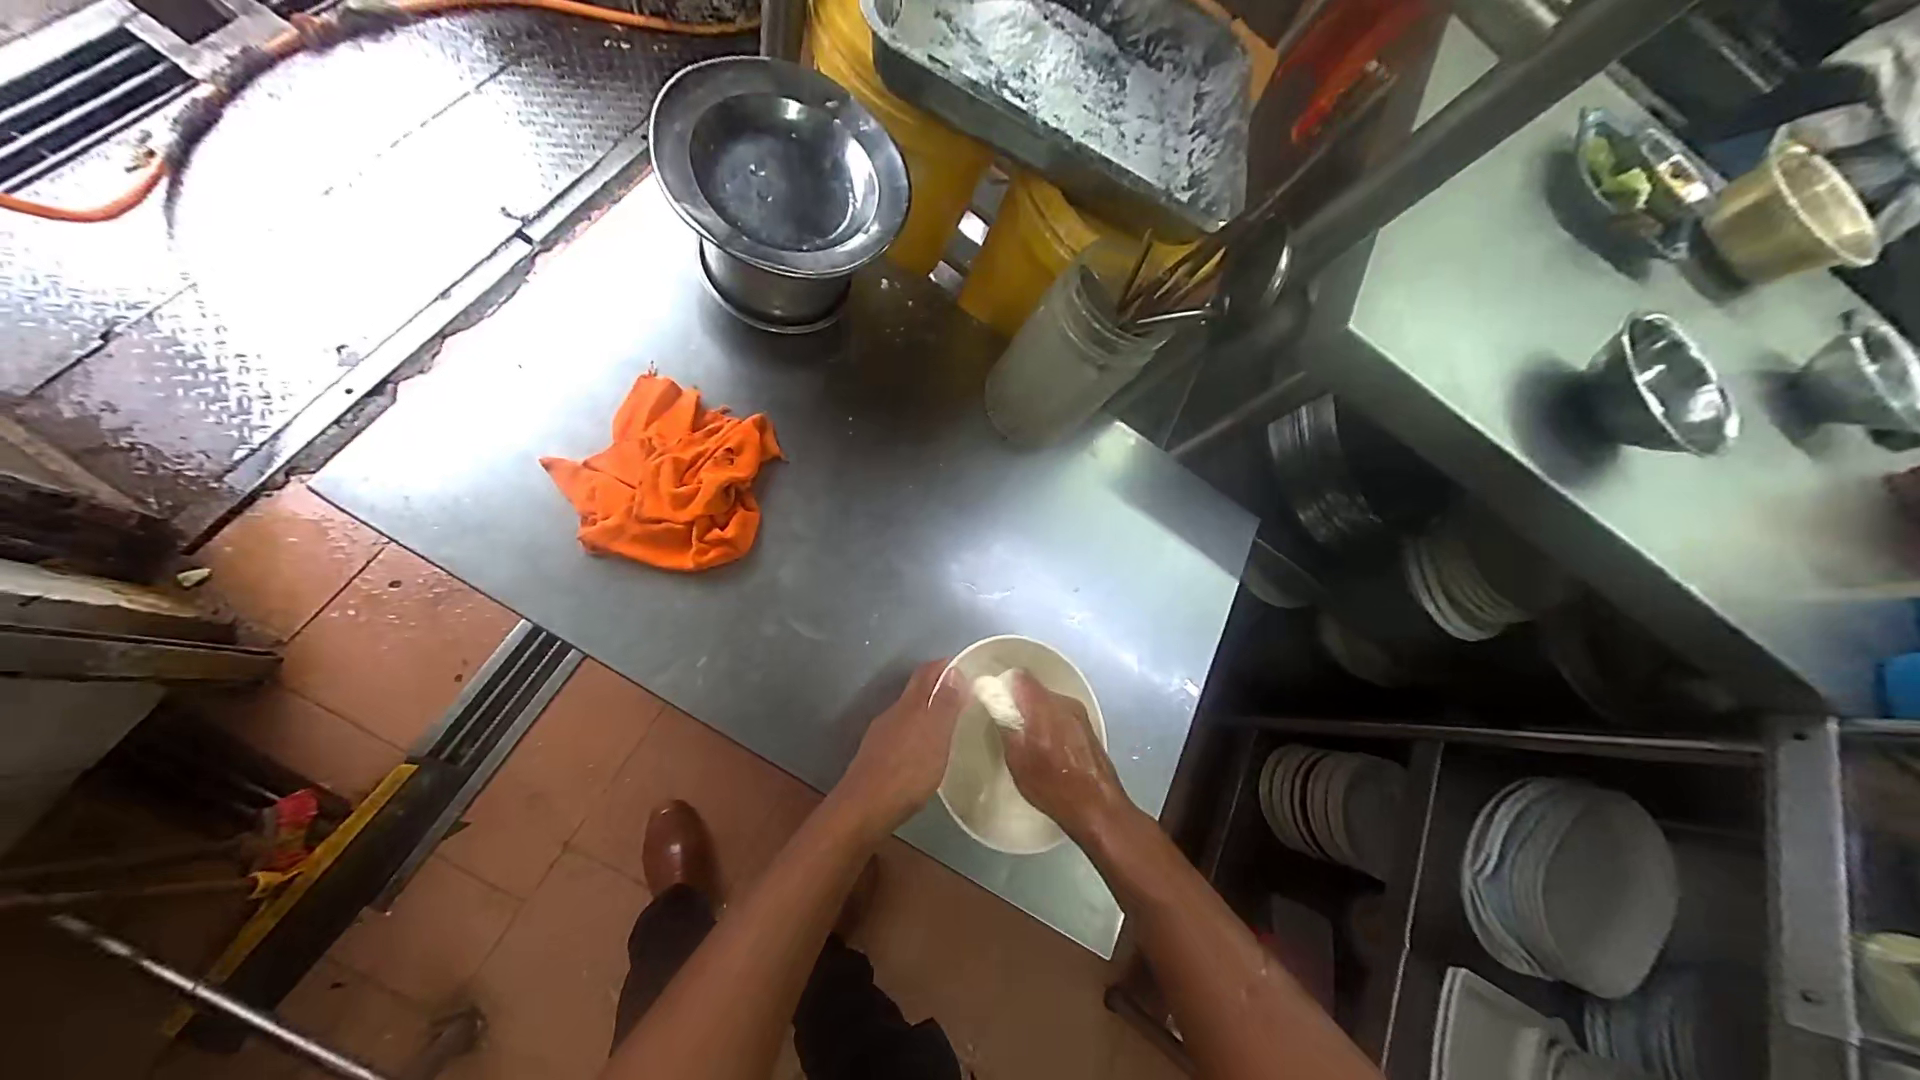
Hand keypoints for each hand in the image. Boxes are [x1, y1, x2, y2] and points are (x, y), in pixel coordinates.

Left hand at [833, 660, 965, 835]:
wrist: (863, 809)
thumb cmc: (907, 772)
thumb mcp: (936, 737)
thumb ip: (944, 704)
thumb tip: (953, 670)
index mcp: (910, 705)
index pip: (927, 673)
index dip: (945, 666)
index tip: (965, 668)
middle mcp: (893, 714)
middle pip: (916, 691)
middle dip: (938, 688)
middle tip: (962, 695)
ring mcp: (881, 735)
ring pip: (908, 713)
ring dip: (928, 712)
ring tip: (948, 724)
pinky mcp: (876, 756)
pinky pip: (902, 734)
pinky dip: (917, 733)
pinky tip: (925, 750)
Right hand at [1001, 670, 1130, 839]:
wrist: (1098, 807)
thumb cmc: (1051, 785)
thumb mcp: (1017, 759)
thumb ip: (1005, 725)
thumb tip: (995, 701)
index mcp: (1043, 707)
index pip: (1019, 677)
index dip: (1003, 685)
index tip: (994, 703)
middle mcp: (1063, 702)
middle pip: (1035, 689)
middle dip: (1019, 703)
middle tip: (1008, 726)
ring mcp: (1079, 714)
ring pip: (1049, 702)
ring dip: (1036, 714)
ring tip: (1029, 742)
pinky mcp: (1088, 727)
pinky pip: (1062, 715)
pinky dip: (1051, 724)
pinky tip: (1049, 749)